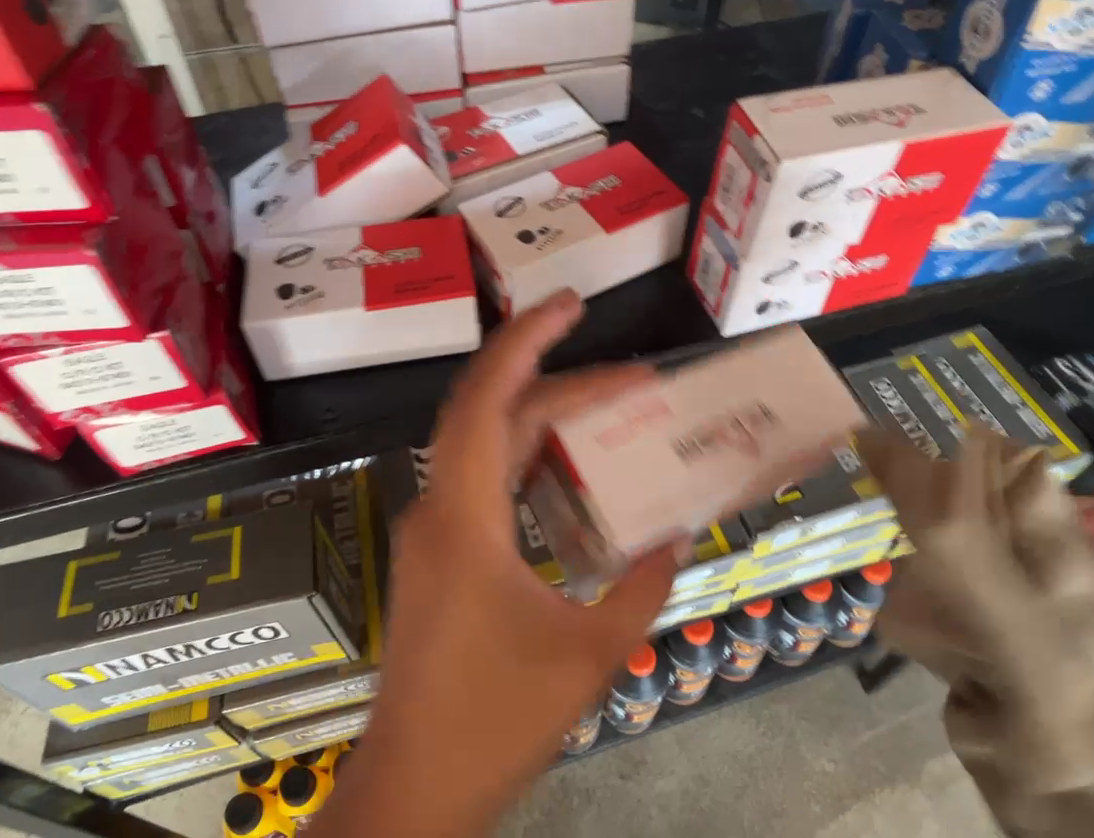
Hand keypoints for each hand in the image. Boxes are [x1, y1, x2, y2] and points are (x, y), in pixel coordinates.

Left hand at [312, 291, 679, 837]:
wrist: (416, 787)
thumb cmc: (496, 720)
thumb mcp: (589, 653)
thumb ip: (640, 588)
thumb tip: (677, 536)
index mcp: (464, 516)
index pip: (488, 398)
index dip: (527, 341)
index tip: (571, 306)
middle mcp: (439, 508)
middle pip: (493, 415)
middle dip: (558, 381)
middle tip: (631, 376)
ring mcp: (431, 533)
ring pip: (484, 448)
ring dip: (542, 422)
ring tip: (609, 412)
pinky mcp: (436, 558)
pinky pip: (481, 484)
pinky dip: (526, 463)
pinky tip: (568, 476)